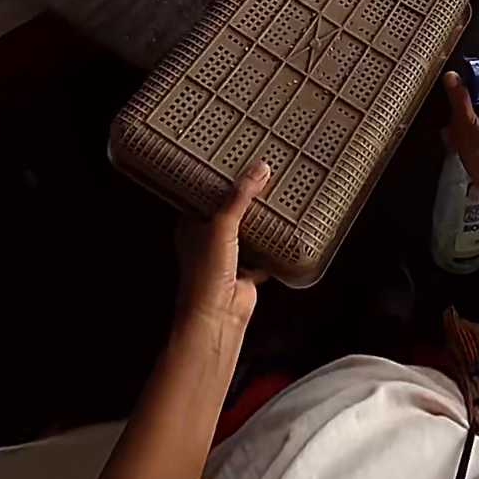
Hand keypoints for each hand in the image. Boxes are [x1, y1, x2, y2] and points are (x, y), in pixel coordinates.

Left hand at [175, 160, 271, 337]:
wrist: (218, 318)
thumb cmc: (206, 273)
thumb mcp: (222, 225)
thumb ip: (240, 197)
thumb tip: (259, 169)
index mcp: (192, 226)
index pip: (205, 194)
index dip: (219, 179)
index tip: (236, 160)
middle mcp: (207, 240)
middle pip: (228, 212)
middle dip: (244, 198)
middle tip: (262, 175)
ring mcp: (227, 257)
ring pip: (246, 231)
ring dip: (259, 219)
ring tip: (277, 195)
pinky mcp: (245, 271)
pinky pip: (262, 252)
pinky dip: (273, 245)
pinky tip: (285, 230)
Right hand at [442, 71, 478, 200]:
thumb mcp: (463, 122)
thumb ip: (458, 96)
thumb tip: (451, 75)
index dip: (465, 84)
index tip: (454, 96)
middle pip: (478, 92)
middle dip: (464, 104)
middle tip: (455, 119)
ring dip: (466, 118)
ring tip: (458, 134)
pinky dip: (472, 128)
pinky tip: (465, 142)